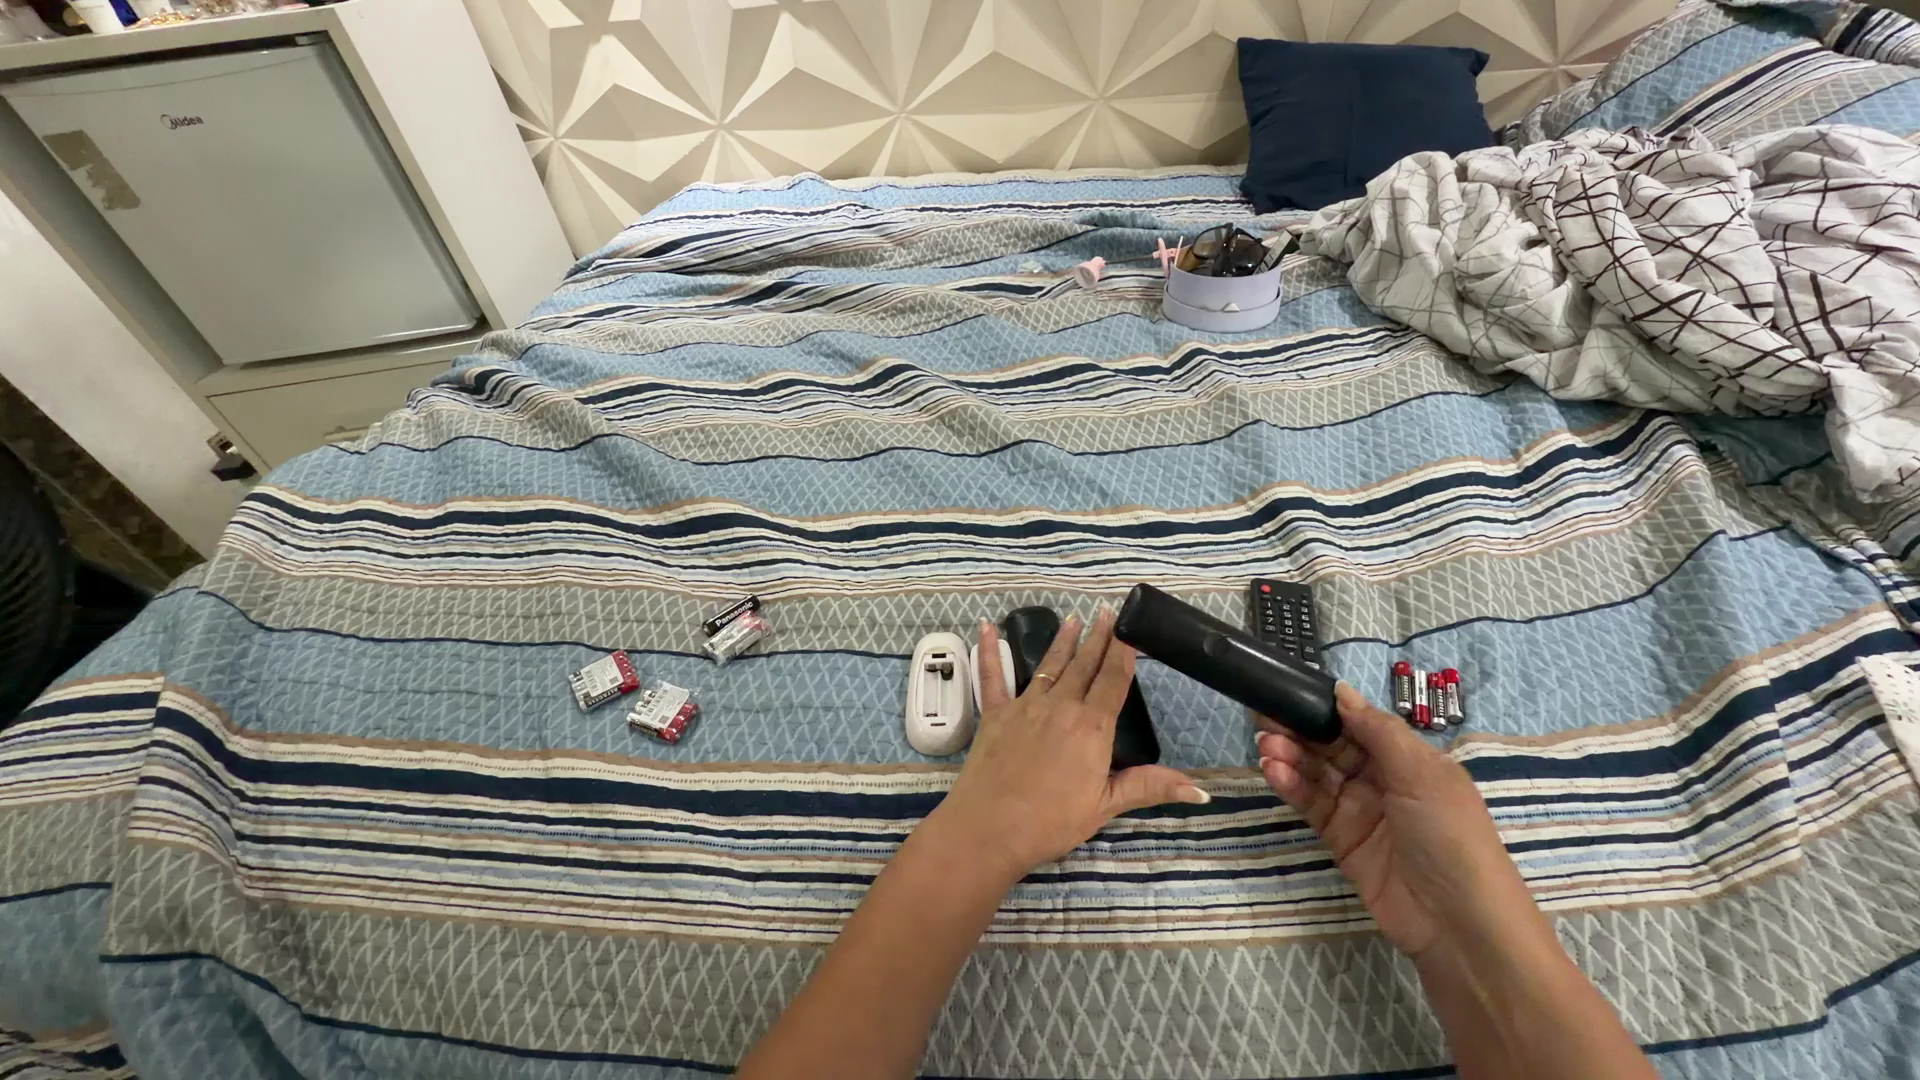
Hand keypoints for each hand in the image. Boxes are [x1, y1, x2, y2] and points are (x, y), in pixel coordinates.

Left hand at [926, 608, 1210, 883]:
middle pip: (1084, 665)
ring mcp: (1025, 707)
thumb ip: (1148, 787)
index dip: (1123, 652)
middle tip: (1107, 611)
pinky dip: (990, 650)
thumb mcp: (1105, 806)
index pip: (1113, 681)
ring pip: (1049, 666)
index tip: (1129, 627)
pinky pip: (992, 676)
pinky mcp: (994, 714)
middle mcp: (1060, 707)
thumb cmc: (1051, 821)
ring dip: (1062, 640)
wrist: (990, 828)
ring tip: (1073, 618)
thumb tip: (1200, 790)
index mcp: (1091, 727)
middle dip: (1098, 638)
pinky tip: (987, 627)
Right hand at [1256, 684, 1544, 960]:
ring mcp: (1359, 810)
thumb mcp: (1422, 774)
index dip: (1326, 709)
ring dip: (1289, 756)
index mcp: (1409, 760)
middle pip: (1331, 747)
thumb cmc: (1450, 836)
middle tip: (1263, 720)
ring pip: (1315, 773)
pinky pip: (1310, 804)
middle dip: (1299, 731)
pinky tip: (1272, 772)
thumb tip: (1340, 690)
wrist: (1459, 924)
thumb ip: (1378, 730)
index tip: (1289, 693)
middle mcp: (1382, 780)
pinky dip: (1290, 786)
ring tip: (1265, 748)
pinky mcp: (1340, 839)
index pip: (1359, 725)